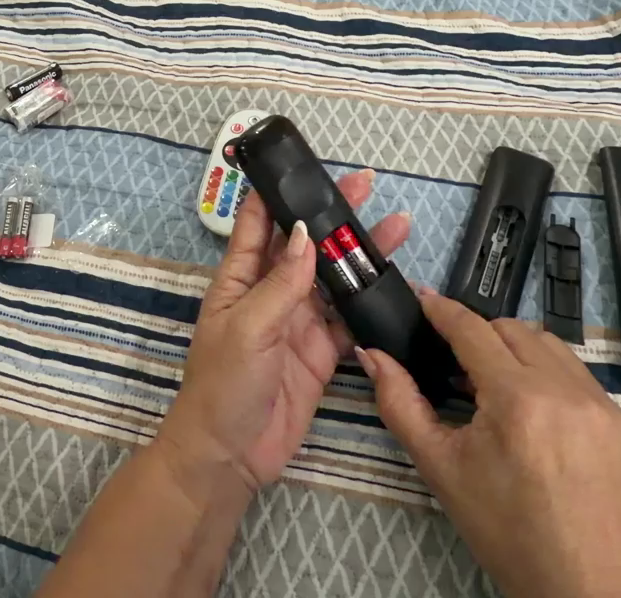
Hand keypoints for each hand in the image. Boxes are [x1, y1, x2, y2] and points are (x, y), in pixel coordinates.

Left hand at [157, 172, 409, 492]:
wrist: (230, 453)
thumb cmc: (224, 383)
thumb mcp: (247, 327)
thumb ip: (281, 284)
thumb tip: (304, 234)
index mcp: (240, 279)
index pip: (258, 225)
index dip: (278, 194)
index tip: (302, 166)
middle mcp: (270, 292)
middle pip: (305, 245)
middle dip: (332, 215)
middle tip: (365, 185)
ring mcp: (297, 321)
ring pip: (334, 278)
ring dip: (360, 254)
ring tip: (397, 226)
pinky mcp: (320, 352)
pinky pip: (348, 318)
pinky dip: (369, 301)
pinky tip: (394, 282)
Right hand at [357, 294, 620, 597]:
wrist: (590, 592)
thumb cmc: (506, 532)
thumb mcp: (439, 467)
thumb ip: (399, 402)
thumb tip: (373, 354)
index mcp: (516, 399)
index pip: (472, 329)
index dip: (442, 309)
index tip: (421, 298)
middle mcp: (564, 389)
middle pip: (511, 328)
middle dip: (477, 332)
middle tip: (450, 358)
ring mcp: (601, 404)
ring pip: (548, 343)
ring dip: (513, 347)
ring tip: (490, 381)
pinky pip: (575, 372)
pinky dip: (545, 371)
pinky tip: (528, 407)